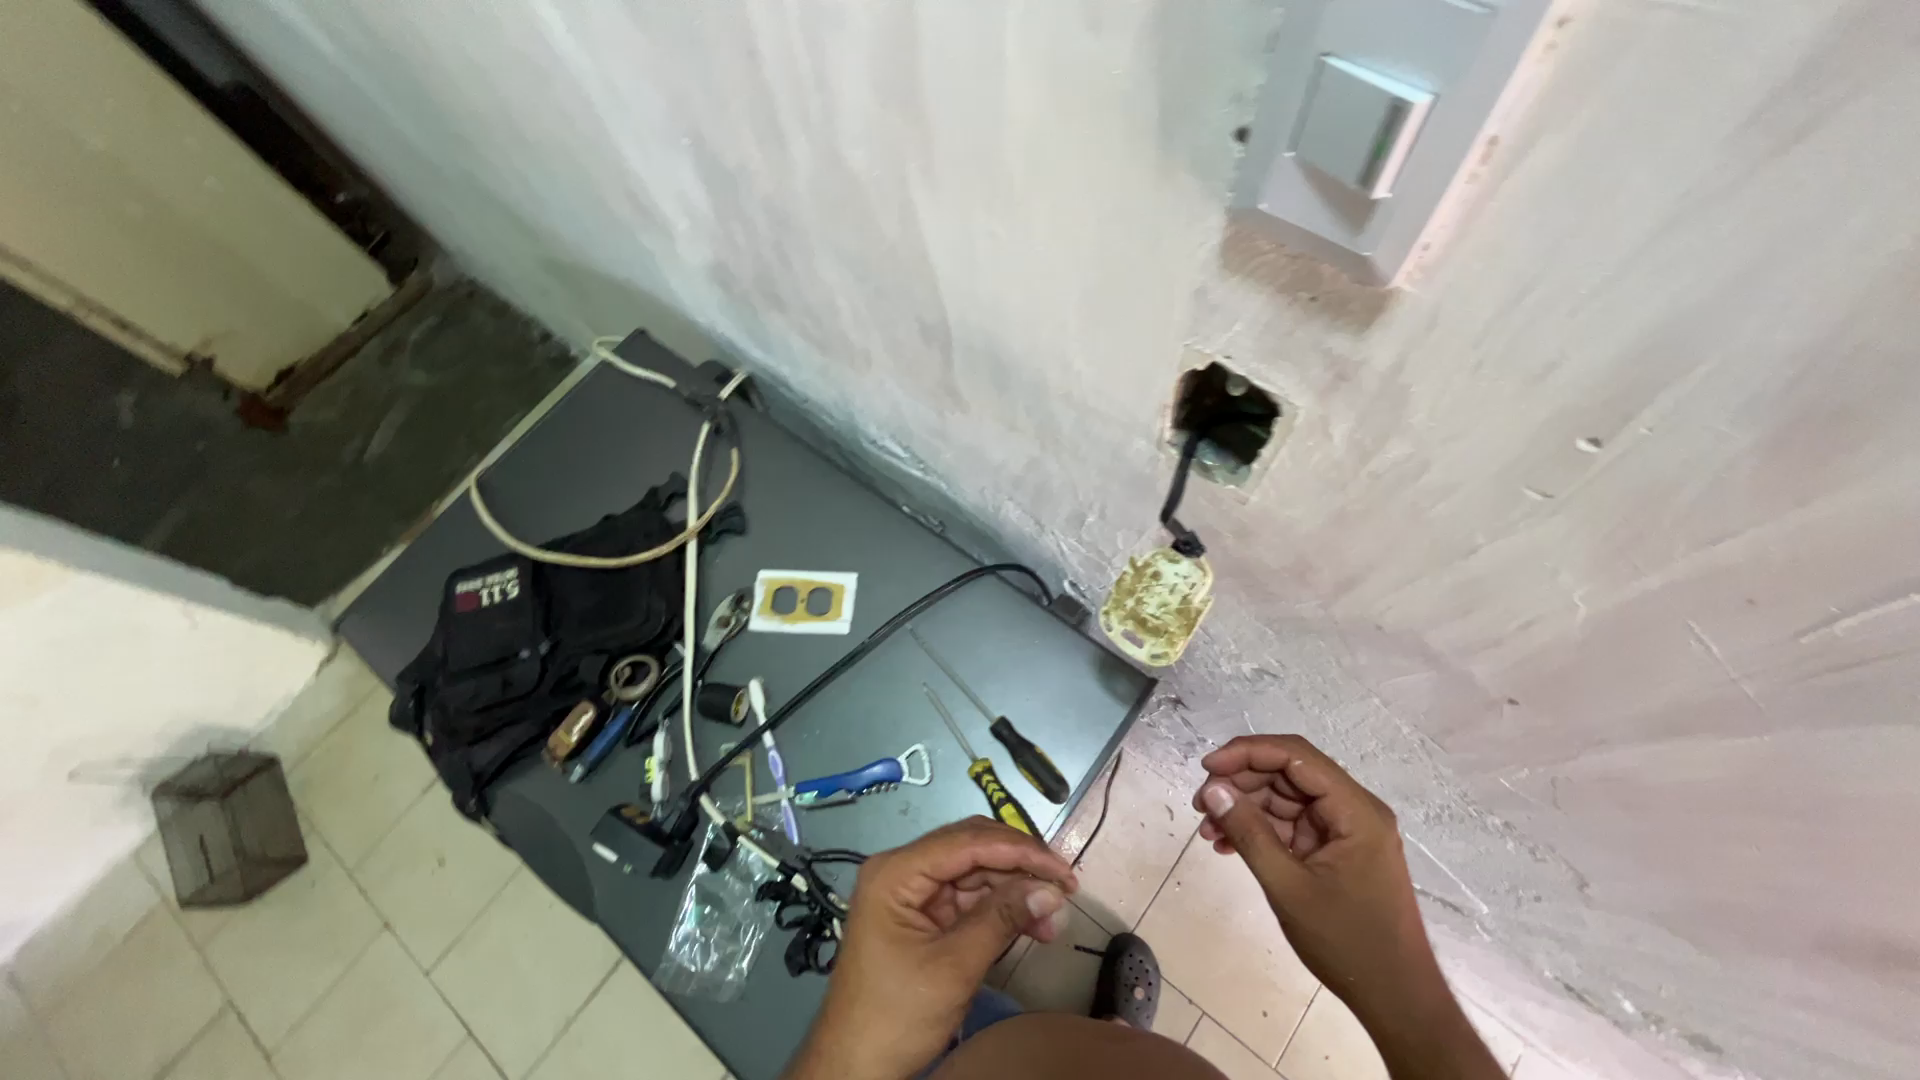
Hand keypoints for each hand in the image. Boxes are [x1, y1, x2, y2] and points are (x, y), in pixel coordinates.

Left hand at [785, 818, 1076, 1079]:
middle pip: (972, 848)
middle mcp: (903, 870)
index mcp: (896, 871)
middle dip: (1020, 865)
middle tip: (1064, 885)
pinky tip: (1033, 926)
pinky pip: (971, 898)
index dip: (1019, 849)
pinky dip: (1002, 909)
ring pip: (977, 872)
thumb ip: (1001, 919)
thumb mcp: (954, 967)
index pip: (966, 841)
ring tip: (1055, 914)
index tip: (1062, 870)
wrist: (857, 1066)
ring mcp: (914, 892)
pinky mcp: (925, 915)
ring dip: (1016, 889)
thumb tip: (1052, 891)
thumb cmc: (897, 1015)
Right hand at [1191, 735, 1438, 1021]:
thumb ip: (1249, 833)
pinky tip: (1227, 846)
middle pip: (1288, 773)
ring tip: (1208, 831)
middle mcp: (1353, 809)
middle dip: (1240, 782)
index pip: (1296, 757)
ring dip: (1244, 808)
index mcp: (1355, 810)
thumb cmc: (1348, 942)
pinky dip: (1258, 830)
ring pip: (1284, 798)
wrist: (1395, 999)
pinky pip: (1290, 824)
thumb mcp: (1289, 887)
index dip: (1247, 752)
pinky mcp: (1334, 850)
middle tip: (1200, 806)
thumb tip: (1213, 790)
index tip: (1207, 769)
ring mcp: (1344, 830)